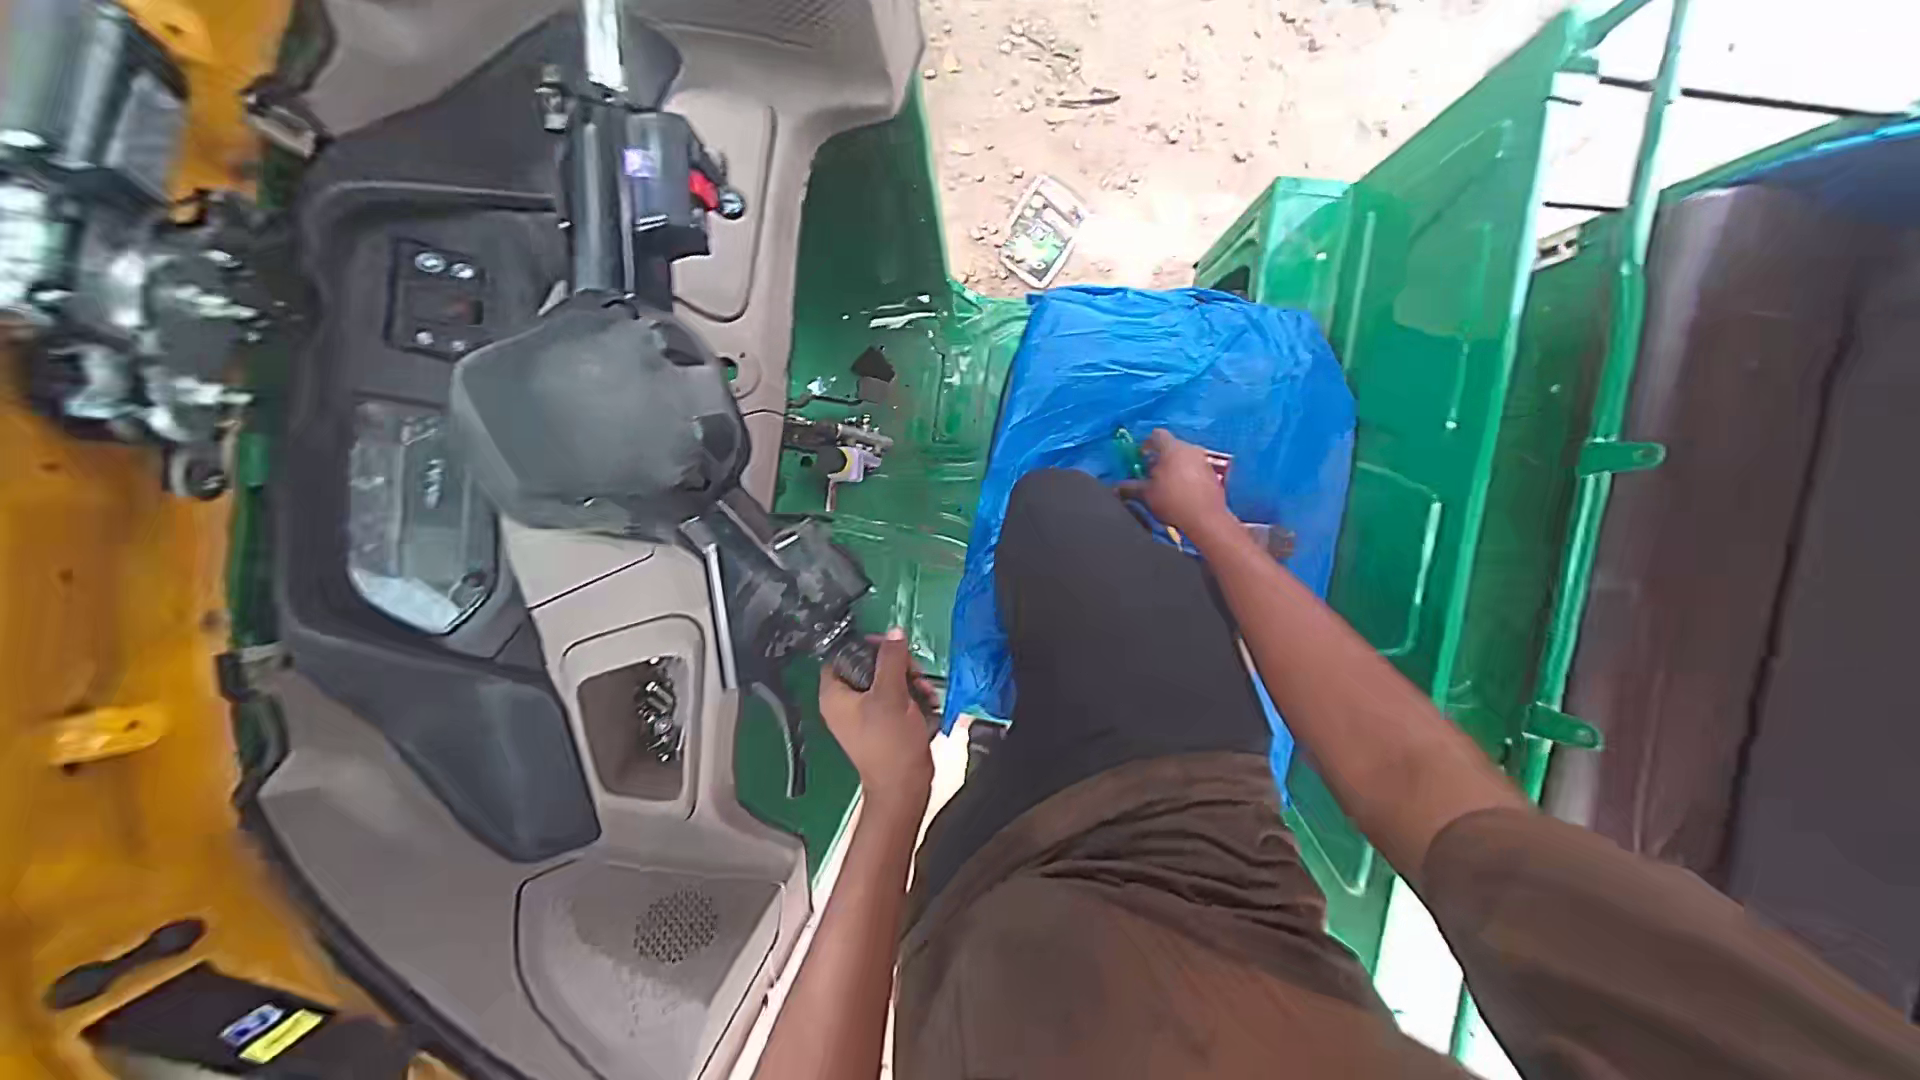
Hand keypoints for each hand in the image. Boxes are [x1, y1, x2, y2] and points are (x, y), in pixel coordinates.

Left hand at [820, 629, 935, 820]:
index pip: (841, 654)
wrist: (904, 786)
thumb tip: (894, 632)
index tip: (890, 646)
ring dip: (909, 681)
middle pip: (868, 665)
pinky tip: (926, 703)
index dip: (865, 645)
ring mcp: (863, 714)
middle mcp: (844, 703)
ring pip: (885, 681)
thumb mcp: (891, 694)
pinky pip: (894, 698)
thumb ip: (892, 659)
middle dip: (896, 666)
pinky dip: (910, 696)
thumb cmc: (890, 741)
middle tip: (913, 673)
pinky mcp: (881, 723)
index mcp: (834, 695)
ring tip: (924, 692)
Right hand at [1117, 429, 1235, 537]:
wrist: (1205, 518)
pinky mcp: (1212, 473)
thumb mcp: (1145, 494)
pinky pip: (1195, 467)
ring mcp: (1204, 460)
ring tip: (1165, 483)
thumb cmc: (1171, 500)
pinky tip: (1181, 490)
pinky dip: (1186, 473)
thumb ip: (1129, 487)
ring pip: (1184, 456)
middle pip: (1171, 446)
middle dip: (1159, 457)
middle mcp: (1190, 448)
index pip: (1157, 435)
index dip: (1146, 443)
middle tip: (1150, 473)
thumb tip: (1115, 487)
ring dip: (1173, 465)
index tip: (1140, 456)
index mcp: (1172, 448)